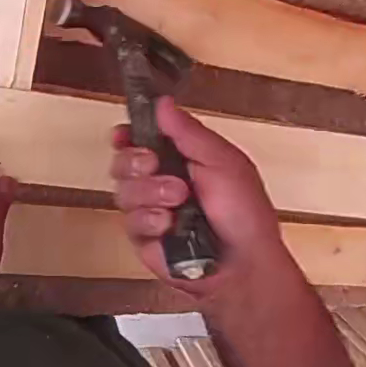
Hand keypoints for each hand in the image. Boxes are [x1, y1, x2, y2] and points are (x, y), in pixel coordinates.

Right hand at [111, 97, 299, 300]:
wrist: (242, 262)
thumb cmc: (244, 213)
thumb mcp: (222, 161)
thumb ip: (188, 132)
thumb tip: (163, 103)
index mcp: (179, 159)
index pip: (138, 139)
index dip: (126, 135)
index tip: (124, 134)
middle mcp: (159, 182)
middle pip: (121, 162)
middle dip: (134, 162)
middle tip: (154, 165)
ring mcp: (148, 210)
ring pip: (122, 191)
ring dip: (149, 192)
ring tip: (177, 200)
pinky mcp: (142, 236)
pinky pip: (128, 221)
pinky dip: (150, 220)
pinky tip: (170, 225)